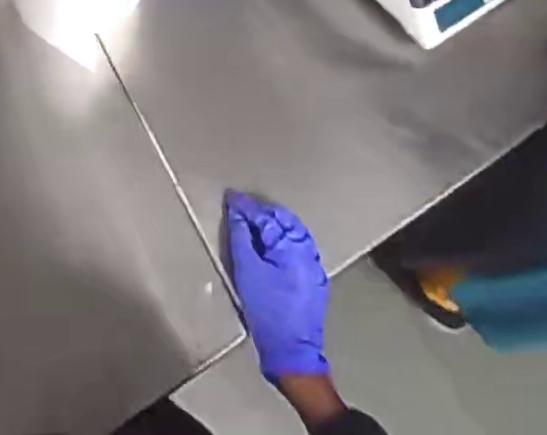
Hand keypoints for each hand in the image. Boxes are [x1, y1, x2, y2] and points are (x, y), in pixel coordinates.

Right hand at [225, 190, 329, 380]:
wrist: (291, 350)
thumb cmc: (265, 307)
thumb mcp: (246, 269)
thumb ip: (240, 236)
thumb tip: (236, 212)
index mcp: (291, 246)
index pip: (264, 216)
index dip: (245, 205)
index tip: (230, 196)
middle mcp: (307, 250)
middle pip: (284, 219)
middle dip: (262, 211)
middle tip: (241, 208)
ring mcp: (315, 265)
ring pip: (294, 231)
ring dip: (275, 223)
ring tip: (255, 222)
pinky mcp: (316, 278)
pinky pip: (300, 246)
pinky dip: (284, 238)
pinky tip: (272, 244)